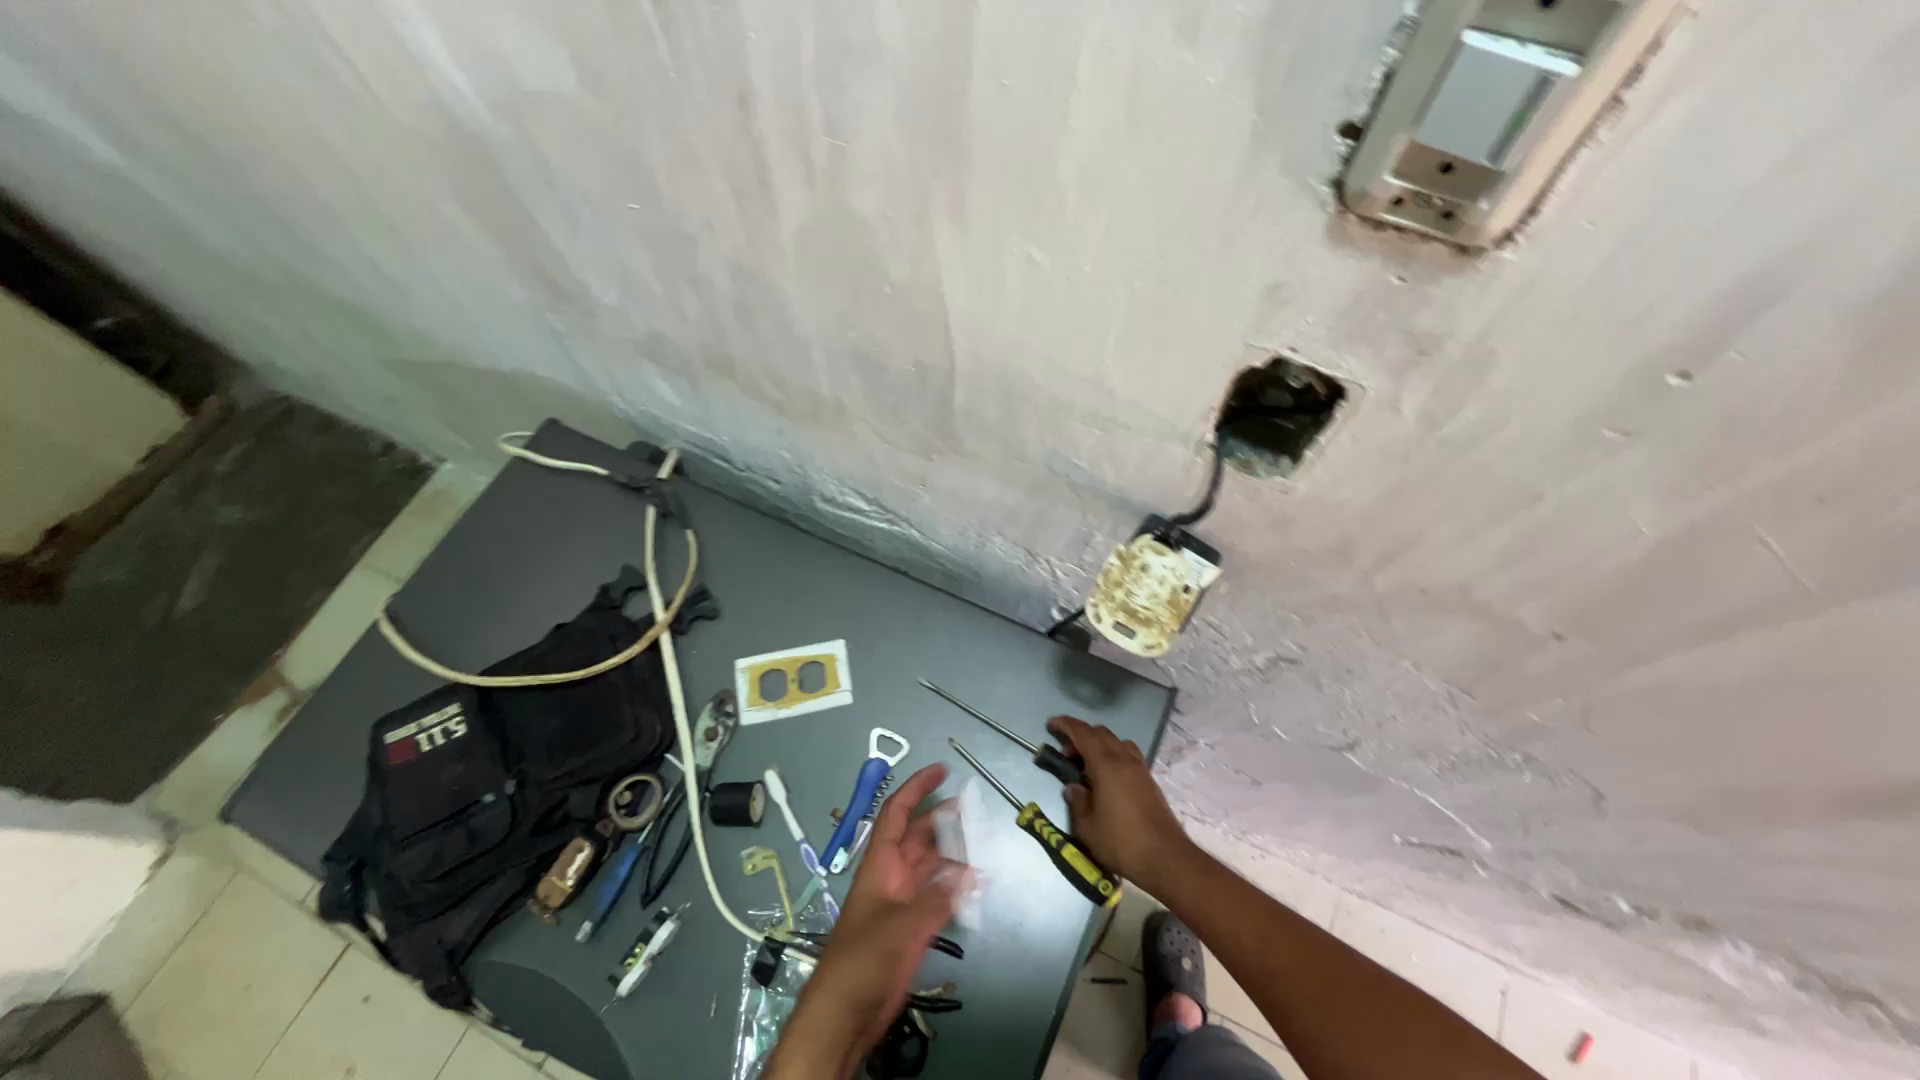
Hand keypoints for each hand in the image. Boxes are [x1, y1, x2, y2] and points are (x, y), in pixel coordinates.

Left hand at [764, 764, 966, 1079]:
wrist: (845, 1012)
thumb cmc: (862, 960)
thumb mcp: (900, 925)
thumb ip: (937, 898)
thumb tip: (970, 874)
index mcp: (880, 865)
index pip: (897, 814)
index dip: (917, 788)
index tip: (942, 770)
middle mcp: (892, 876)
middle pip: (919, 837)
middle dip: (944, 819)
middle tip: (976, 809)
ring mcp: (903, 902)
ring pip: (931, 866)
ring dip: (955, 854)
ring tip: (984, 842)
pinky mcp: (912, 928)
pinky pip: (938, 896)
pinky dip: (957, 887)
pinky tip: (978, 884)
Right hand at [1045, 716, 1189, 889]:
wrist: (1166, 858)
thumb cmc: (1121, 843)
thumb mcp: (1087, 827)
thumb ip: (1077, 802)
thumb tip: (1073, 787)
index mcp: (1106, 766)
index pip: (1083, 734)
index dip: (1066, 725)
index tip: (1051, 724)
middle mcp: (1125, 760)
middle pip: (1101, 733)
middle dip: (1080, 735)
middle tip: (1065, 753)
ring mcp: (1141, 769)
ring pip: (1118, 742)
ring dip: (1099, 744)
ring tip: (1087, 765)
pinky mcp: (1149, 781)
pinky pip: (1129, 755)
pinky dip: (1114, 755)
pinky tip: (1107, 778)